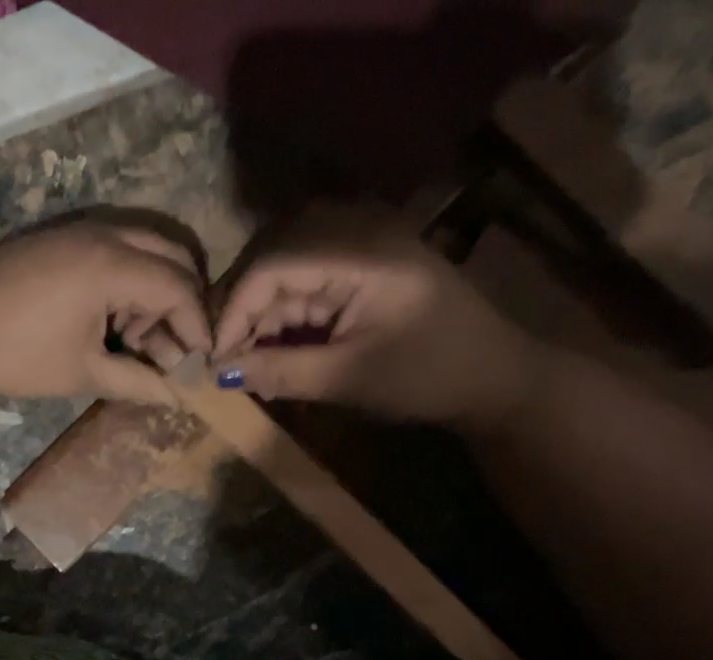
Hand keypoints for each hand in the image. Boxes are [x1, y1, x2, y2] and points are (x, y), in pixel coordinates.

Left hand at [0, 222, 211, 405]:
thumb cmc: (15, 357)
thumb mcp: (83, 373)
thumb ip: (139, 381)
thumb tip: (180, 397)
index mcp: (111, 264)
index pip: (178, 287)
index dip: (197, 326)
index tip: (201, 360)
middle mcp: (102, 233)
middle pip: (170, 256)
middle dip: (182, 301)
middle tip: (176, 346)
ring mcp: (78, 230)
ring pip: (144, 247)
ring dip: (155, 289)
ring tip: (139, 340)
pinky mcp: (59, 237)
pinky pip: (114, 247)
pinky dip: (128, 278)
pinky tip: (112, 319)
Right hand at [210, 206, 545, 430]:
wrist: (496, 377)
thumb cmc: (428, 378)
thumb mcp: (349, 379)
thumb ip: (280, 370)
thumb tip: (219, 372)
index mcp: (364, 253)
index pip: (274, 265)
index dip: (234, 309)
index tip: (216, 356)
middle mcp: (363, 228)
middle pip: (275, 251)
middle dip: (243, 303)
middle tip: (228, 352)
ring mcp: (367, 237)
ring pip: (287, 257)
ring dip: (262, 302)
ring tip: (251, 349)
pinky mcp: (367, 255)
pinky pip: (309, 266)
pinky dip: (287, 301)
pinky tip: (279, 336)